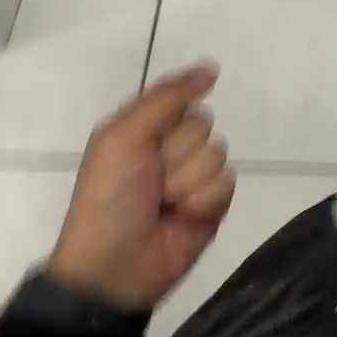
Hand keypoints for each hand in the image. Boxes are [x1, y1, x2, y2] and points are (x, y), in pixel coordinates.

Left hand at [46, 62, 236, 311]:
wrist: (114, 267)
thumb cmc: (108, 199)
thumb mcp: (122, 139)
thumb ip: (165, 98)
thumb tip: (212, 69)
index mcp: (145, 129)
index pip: (181, 99)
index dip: (170, 117)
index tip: (154, 137)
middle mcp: (173, 148)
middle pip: (203, 125)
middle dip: (177, 154)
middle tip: (151, 180)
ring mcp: (195, 176)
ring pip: (218, 154)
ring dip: (188, 182)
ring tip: (164, 204)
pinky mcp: (214, 203)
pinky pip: (227, 183)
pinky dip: (203, 201)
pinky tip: (183, 216)